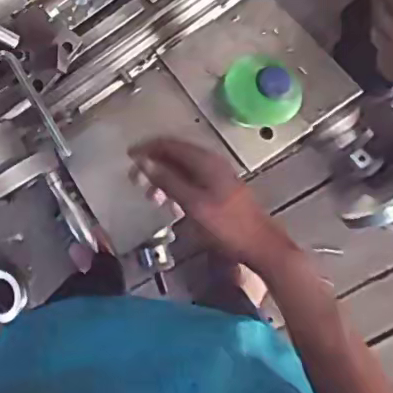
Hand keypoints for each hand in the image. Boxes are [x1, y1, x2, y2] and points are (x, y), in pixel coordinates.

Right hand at [131, 137, 300, 275]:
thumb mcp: (192, 204)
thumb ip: (167, 180)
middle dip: (153, 163)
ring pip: (183, 168)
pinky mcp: (221, 189)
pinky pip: (191, 179)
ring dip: (164, 177)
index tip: (129, 157)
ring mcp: (218, 175)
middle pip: (175, 154)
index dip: (147, 148)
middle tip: (135, 178)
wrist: (264, 248)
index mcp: (205, 160)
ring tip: (151, 195)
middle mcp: (211, 161)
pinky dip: (176, 185)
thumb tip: (143, 161)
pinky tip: (171, 202)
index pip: (169, 144)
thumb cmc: (227, 226)